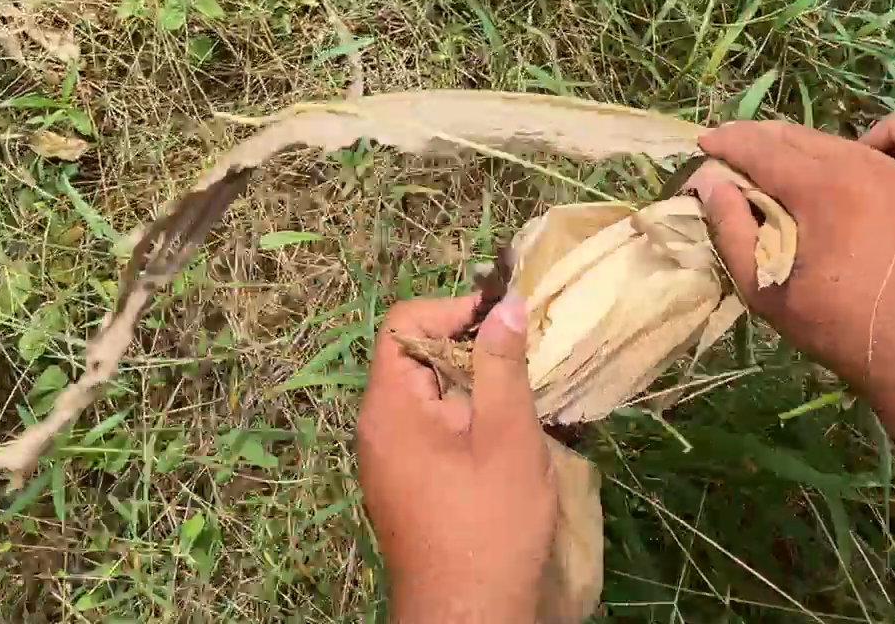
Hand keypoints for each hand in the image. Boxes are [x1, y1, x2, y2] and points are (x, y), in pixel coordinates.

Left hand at [356, 294, 555, 622]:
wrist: (468, 620)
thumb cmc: (490, 525)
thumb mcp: (506, 435)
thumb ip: (501, 364)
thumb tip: (505, 303)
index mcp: (390, 406)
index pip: (404, 322)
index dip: (450, 310)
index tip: (498, 324)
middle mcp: (378, 424)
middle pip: (413, 352)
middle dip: (466, 344)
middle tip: (516, 357)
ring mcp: (388, 454)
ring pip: (425, 388)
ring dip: (469, 379)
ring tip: (513, 393)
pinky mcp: (404, 478)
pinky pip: (427, 421)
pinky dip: (462, 411)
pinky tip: (498, 431)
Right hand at [689, 114, 894, 394]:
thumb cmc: (835, 327)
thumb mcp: (763, 288)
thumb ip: (730, 229)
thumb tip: (709, 181)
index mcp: (821, 190)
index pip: (759, 149)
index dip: (725, 143)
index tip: (702, 146)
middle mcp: (862, 166)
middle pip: (793, 136)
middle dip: (753, 141)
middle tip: (727, 156)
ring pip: (836, 138)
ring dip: (799, 146)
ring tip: (778, 167)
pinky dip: (885, 135)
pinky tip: (866, 150)